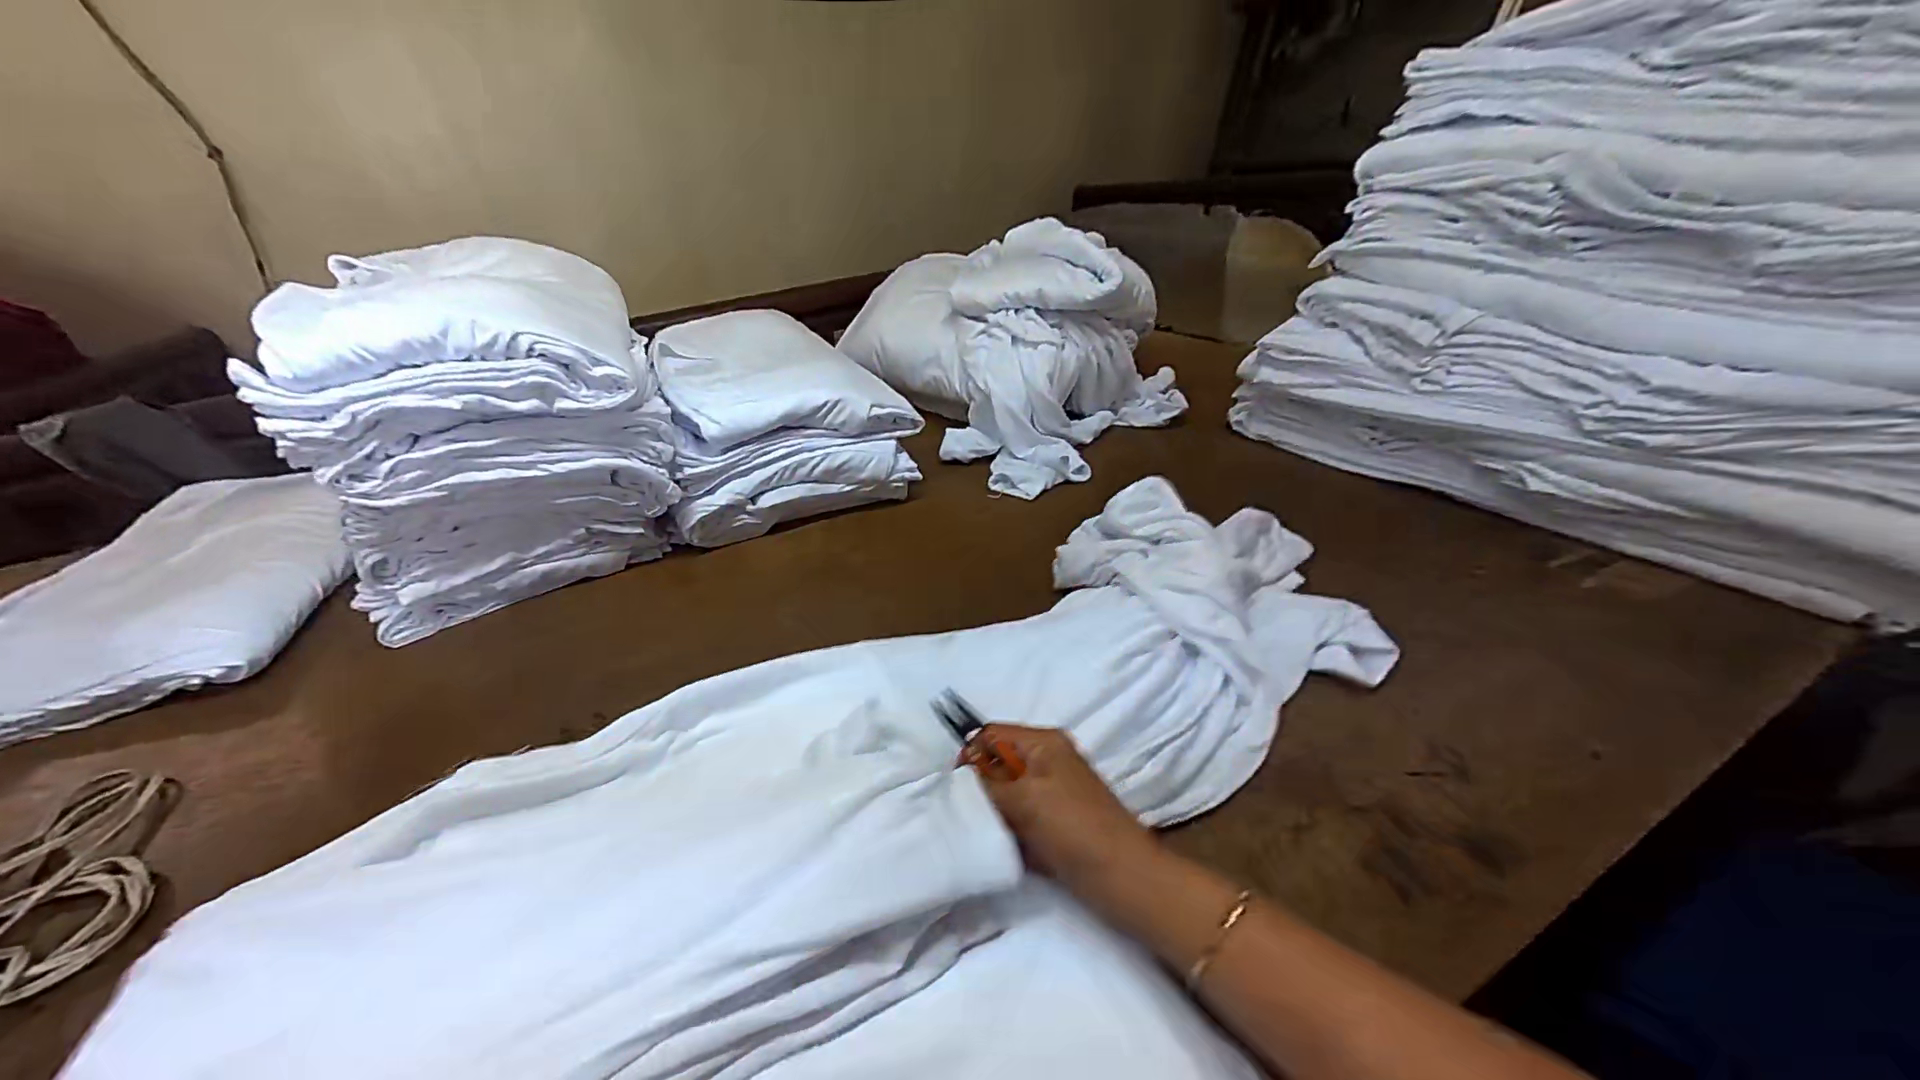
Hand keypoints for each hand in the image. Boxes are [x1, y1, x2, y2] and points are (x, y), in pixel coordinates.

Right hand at [961, 724, 1160, 889]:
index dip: (970, 755)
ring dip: (992, 814)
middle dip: (979, 788)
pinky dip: (1007, 833)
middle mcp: (1046, 762)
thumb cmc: (1075, 828)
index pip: (991, 734)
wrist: (1124, 879)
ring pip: (1004, 796)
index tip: (956, 789)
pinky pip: (1017, 820)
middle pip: (996, 765)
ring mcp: (1051, 795)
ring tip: (983, 832)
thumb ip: (987, 783)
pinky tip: (1002, 849)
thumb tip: (960, 777)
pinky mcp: (1053, 825)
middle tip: (968, 814)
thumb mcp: (1025, 797)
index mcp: (1043, 742)